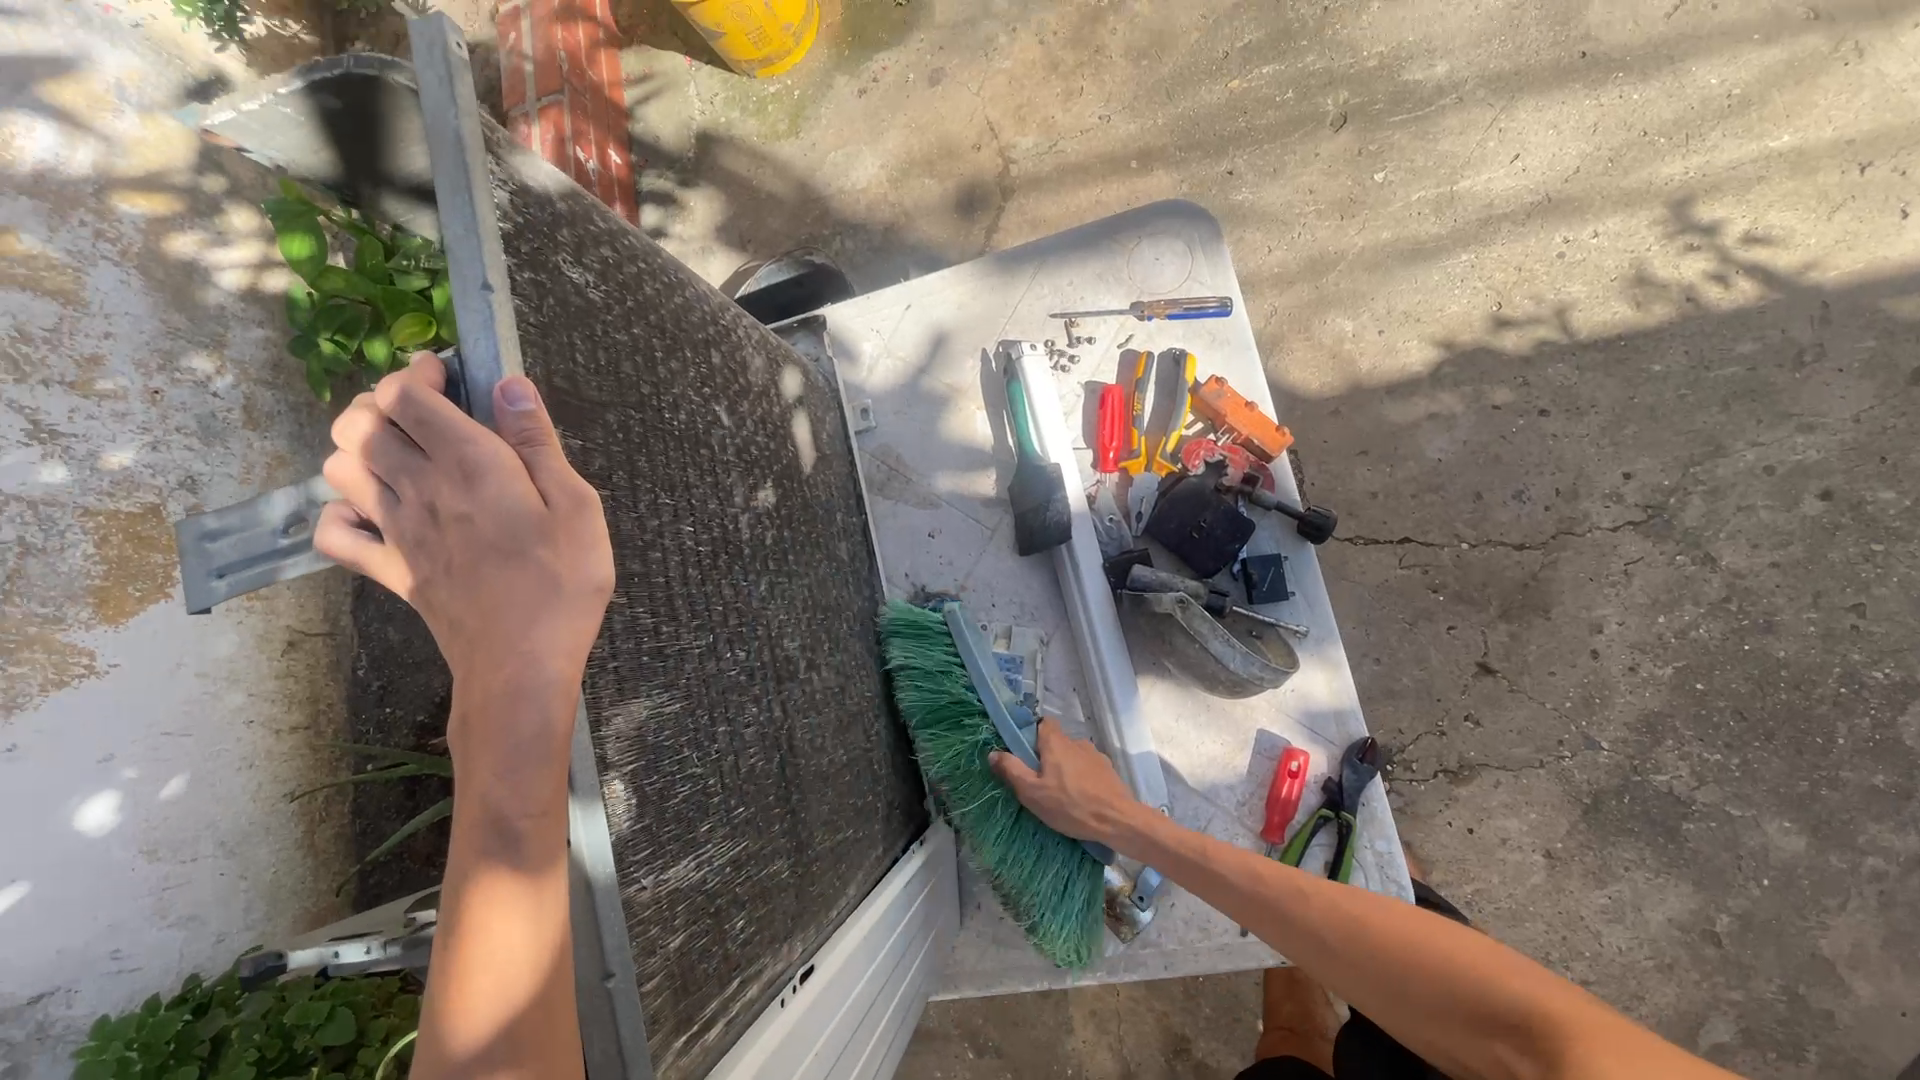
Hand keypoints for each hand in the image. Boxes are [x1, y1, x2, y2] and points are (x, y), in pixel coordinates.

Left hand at [314, 352, 614, 699]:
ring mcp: (396, 532)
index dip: (417, 373)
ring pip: (340, 466)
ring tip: (405, 450)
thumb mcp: (577, 507)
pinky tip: (376, 510)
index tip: (446, 372)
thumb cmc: (563, 583)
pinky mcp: (390, 570)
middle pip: (362, 423)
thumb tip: (511, 385)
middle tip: (428, 409)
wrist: (521, 663)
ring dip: (361, 445)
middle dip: (385, 400)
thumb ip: (539, 443)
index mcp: (470, 466)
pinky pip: (335, 532)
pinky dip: (341, 511)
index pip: (408, 397)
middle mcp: (419, 490)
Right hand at [989, 718, 1146, 847]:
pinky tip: (1080, 798)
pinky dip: (1081, 778)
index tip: (1024, 754)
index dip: (1031, 734)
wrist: (1117, 820)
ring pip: (1072, 756)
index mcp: (1056, 742)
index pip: (1042, 723)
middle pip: (1056, 742)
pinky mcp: (1108, 770)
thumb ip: (1012, 770)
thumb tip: (993, 753)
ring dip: (1065, 769)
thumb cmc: (1070, 805)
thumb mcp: (1032, 792)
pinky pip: (1087, 768)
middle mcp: (1077, 742)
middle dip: (1047, 758)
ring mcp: (1095, 755)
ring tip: (1061, 794)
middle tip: (1039, 781)